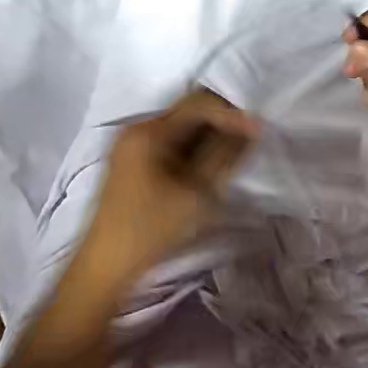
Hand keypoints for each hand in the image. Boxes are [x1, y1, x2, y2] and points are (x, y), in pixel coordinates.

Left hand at [80, 89, 257, 284]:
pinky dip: (189, 148)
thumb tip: (249, 127)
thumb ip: (224, 155)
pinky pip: (166, 141)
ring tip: (231, 155)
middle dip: (220, 122)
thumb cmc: (152, 229)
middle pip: (186, 111)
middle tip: (248, 142)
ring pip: (177, 127)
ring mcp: (128, 143)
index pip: (198, 104)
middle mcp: (135, 127)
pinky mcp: (129, 160)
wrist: (107, 263)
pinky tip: (206, 166)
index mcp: (148, 130)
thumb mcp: (197, 193)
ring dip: (206, 136)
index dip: (232, 113)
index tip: (260, 132)